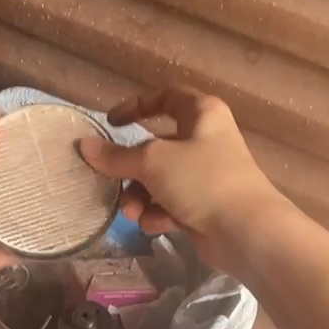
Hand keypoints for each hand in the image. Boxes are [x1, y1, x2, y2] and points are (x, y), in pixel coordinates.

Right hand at [77, 87, 288, 270]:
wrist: (245, 230)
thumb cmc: (201, 181)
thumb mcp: (152, 162)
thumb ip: (116, 156)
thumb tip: (83, 146)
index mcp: (201, 114)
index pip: (166, 98)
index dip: (136, 106)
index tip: (110, 123)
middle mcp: (205, 140)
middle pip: (155, 147)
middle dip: (130, 170)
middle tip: (112, 183)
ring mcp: (205, 175)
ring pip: (159, 180)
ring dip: (139, 197)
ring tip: (132, 213)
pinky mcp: (203, 206)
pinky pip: (170, 204)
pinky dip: (158, 214)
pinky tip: (154, 225)